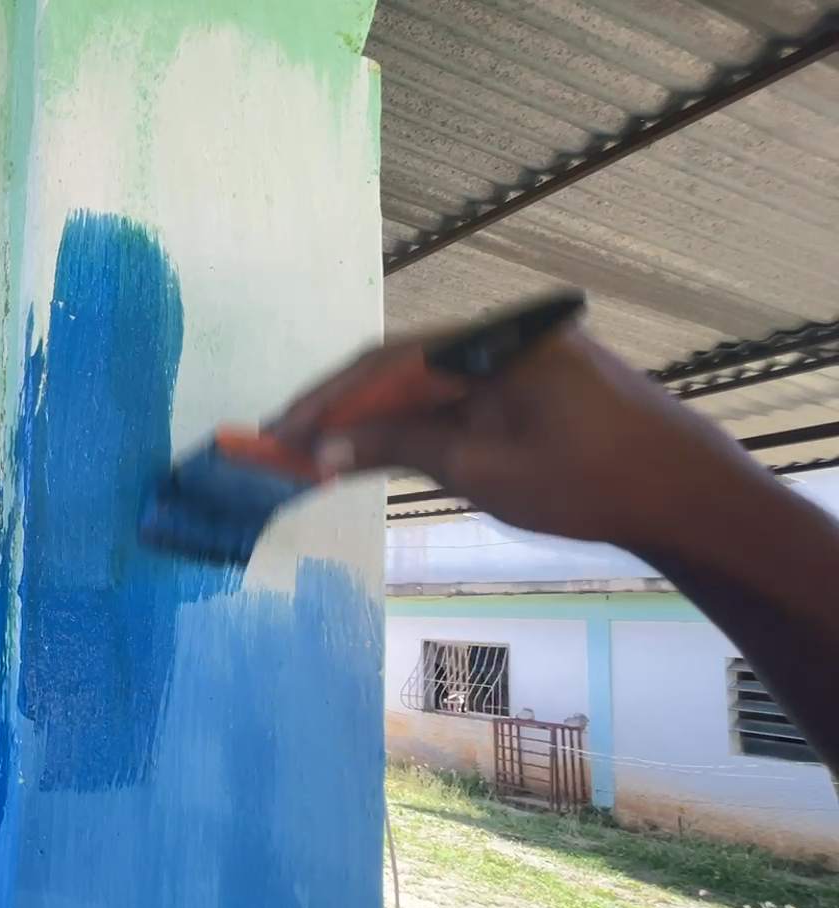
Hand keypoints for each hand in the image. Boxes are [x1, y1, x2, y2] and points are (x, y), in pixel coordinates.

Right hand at [265, 324, 775, 551]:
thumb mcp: (478, 468)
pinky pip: (441, 399)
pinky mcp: (512, 388)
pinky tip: (362, 448)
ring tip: (311, 448)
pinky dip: (399, 425)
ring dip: (363, 418)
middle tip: (285, 439)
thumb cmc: (587, 485)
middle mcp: (500, 341)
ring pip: (413, 384)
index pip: (388, 361)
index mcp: (497, 345)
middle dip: (337, 407)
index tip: (283, 429)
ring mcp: (508, 363)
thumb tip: (321, 450)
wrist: (689, 503)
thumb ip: (395, 447)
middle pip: (395, 367)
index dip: (327, 398)